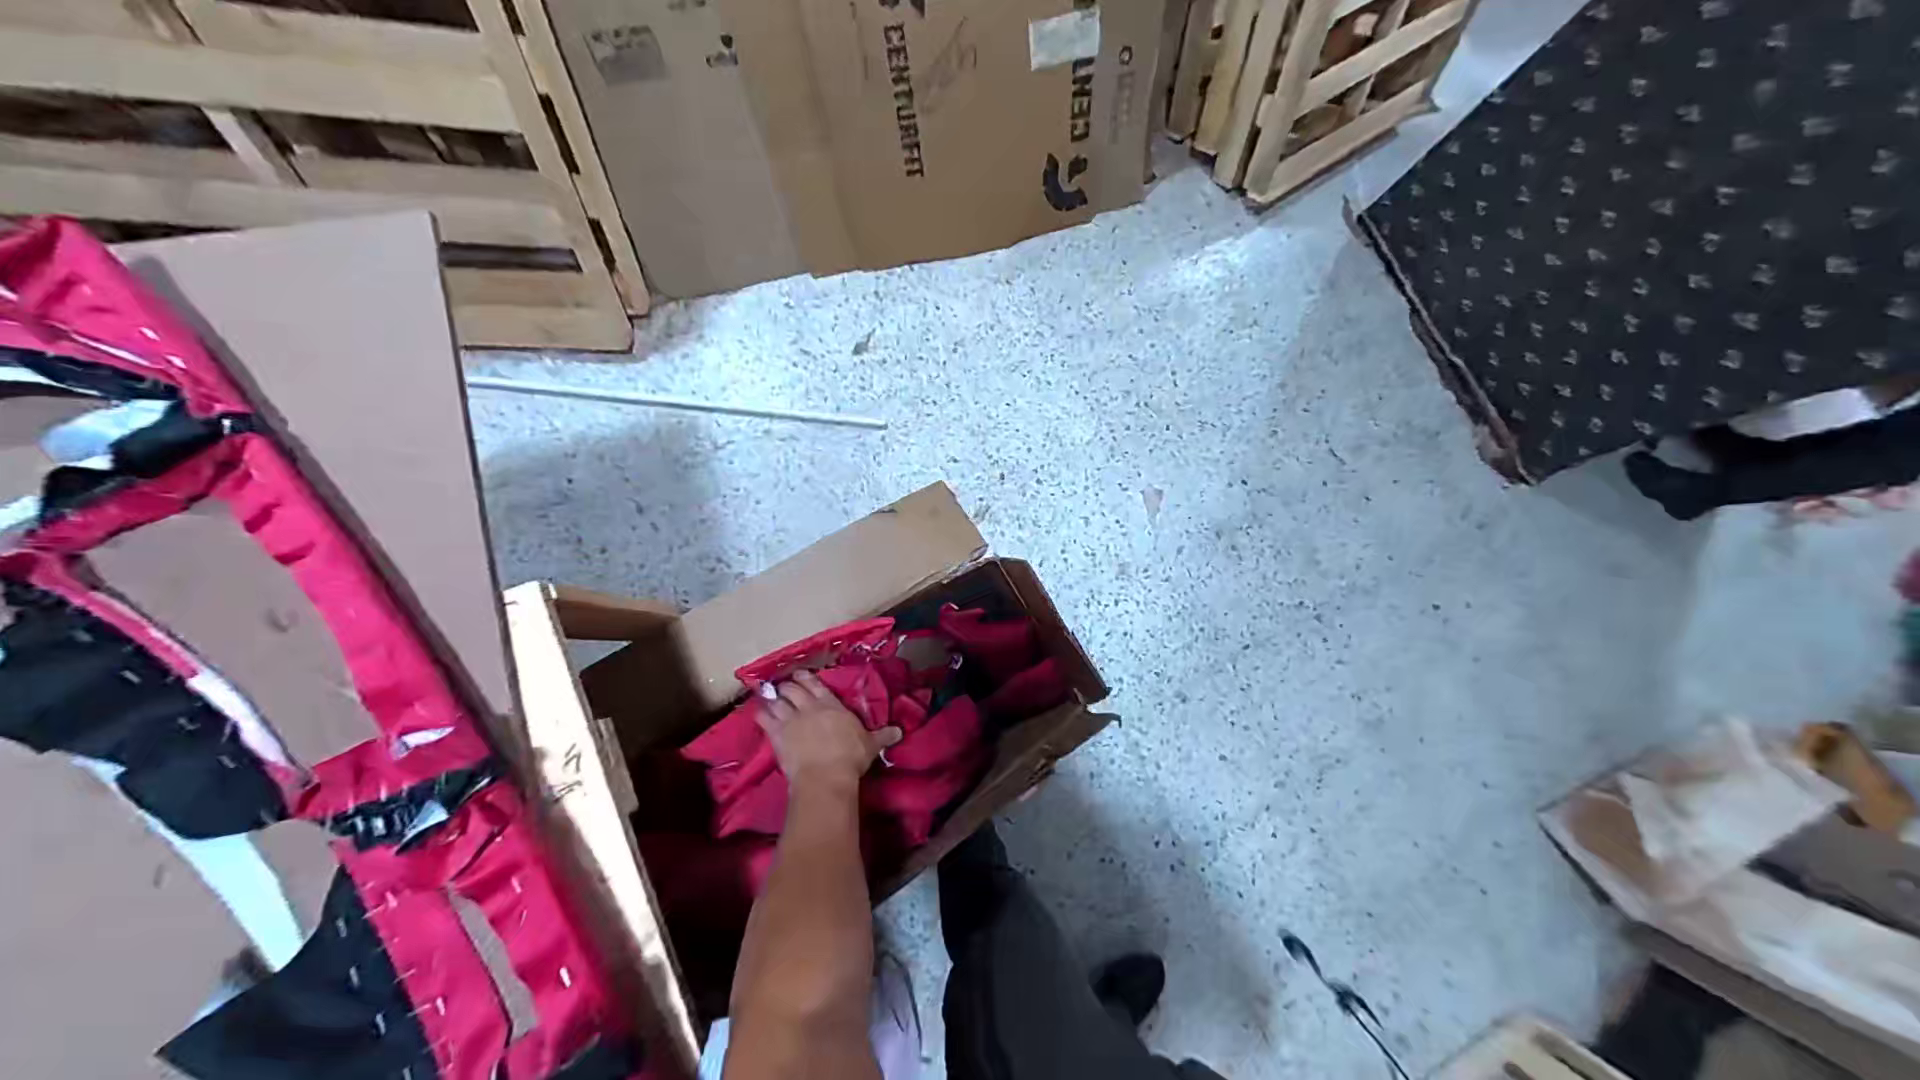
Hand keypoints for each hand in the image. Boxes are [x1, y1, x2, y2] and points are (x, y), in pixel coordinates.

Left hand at [754, 670, 900, 795]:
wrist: (825, 775)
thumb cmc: (850, 757)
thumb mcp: (871, 745)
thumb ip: (883, 735)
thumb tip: (899, 731)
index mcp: (832, 705)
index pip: (817, 686)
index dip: (807, 678)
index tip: (800, 674)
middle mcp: (809, 707)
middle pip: (794, 689)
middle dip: (788, 686)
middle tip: (785, 684)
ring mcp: (791, 719)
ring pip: (778, 701)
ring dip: (774, 698)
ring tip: (770, 696)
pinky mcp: (777, 734)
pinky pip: (764, 719)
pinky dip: (761, 714)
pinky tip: (758, 712)